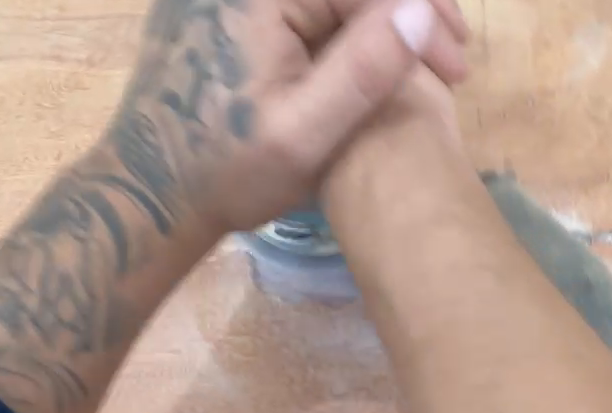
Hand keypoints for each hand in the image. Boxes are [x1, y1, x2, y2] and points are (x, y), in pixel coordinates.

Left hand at [108, 0, 471, 239]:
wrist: (153, 195)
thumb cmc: (227, 175)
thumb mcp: (303, 136)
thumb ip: (362, 72)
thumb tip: (421, 10)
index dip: (421, 16)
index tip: (458, 68)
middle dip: (406, 8)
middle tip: (454, 53)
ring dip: (377, 19)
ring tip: (420, 58)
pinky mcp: (226, 11)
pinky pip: (300, 9)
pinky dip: (342, 29)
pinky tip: (371, 58)